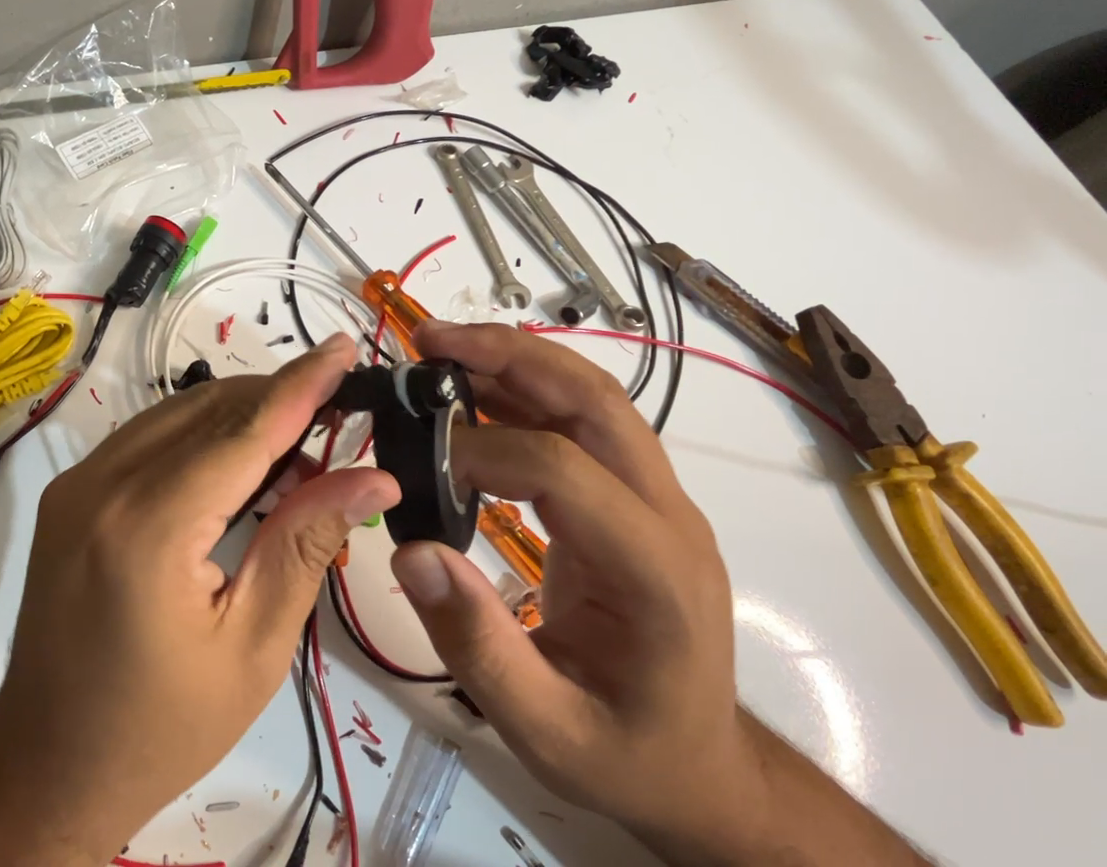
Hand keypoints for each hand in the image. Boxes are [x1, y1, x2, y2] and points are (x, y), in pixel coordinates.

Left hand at [0, 334, 396, 861]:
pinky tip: (236, 460)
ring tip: (300, 436)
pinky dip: (195, 436)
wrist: (52, 761)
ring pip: (171, 417)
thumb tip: (371, 475)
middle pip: (204, 411)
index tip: (345, 347)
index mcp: (148, 527)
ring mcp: (74, 486)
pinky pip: (142, 441)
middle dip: (274, 398)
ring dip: (235, 415)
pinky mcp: (66, 497)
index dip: (301, 387)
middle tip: (340, 411)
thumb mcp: (252, 645)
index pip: (242, 432)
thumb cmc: (163, 725)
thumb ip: (304, 544)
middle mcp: (100, 485)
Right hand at [391, 321, 751, 844]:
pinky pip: (584, 428)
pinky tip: (470, 395)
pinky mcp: (636, 504)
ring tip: (437, 349)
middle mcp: (668, 517)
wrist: (700, 770)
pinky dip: (524, 395)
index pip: (564, 470)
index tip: (411, 463)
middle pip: (596, 402)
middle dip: (509, 356)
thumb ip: (476, 645)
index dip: (480, 451)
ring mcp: (659, 504)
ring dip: (516, 361)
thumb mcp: (543, 728)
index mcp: (654, 571)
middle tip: (425, 340)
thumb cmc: (623, 754)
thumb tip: (410, 549)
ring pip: (594, 400)